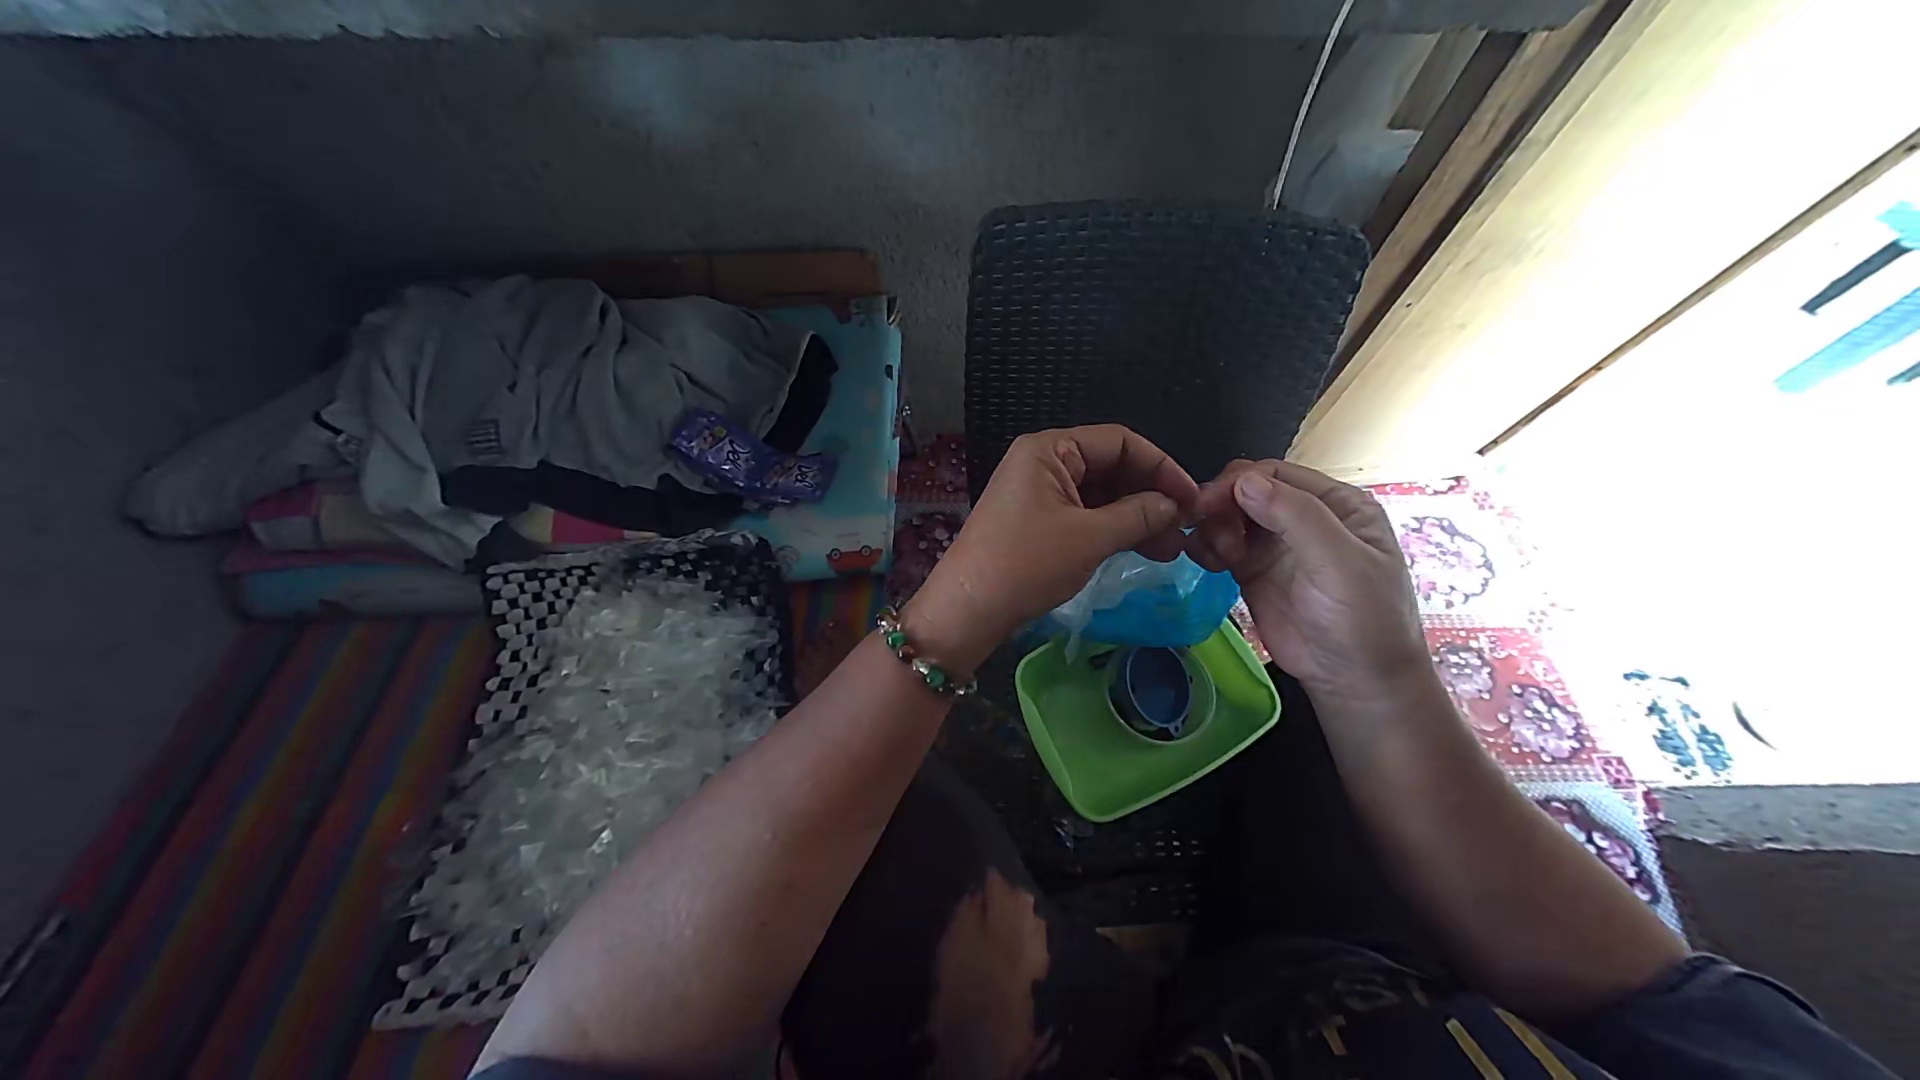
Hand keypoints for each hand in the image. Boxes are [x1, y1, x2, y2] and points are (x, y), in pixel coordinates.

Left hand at [906, 426, 1198, 671]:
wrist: (969, 609)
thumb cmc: (1027, 564)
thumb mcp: (1090, 538)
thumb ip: (1139, 515)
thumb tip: (1176, 506)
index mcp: (1049, 449)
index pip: (1119, 441)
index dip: (1161, 466)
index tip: (1192, 499)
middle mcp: (1043, 463)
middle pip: (1111, 467)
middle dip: (1151, 497)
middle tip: (1185, 530)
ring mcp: (1040, 493)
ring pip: (1102, 495)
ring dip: (1137, 518)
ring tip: (1171, 549)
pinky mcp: (1039, 521)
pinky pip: (1086, 515)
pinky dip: (1114, 530)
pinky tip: (1143, 549)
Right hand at [1188, 460, 1429, 706]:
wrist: (1353, 681)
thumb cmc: (1363, 620)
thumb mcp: (1339, 562)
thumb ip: (1295, 516)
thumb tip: (1243, 480)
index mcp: (1335, 504)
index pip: (1276, 474)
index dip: (1238, 484)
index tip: (1208, 505)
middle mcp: (1303, 516)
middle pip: (1246, 491)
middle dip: (1221, 505)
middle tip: (1207, 532)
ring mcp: (1276, 544)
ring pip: (1229, 516)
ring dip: (1212, 527)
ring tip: (1216, 556)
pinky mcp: (1252, 570)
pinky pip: (1221, 545)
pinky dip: (1206, 546)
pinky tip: (1207, 562)